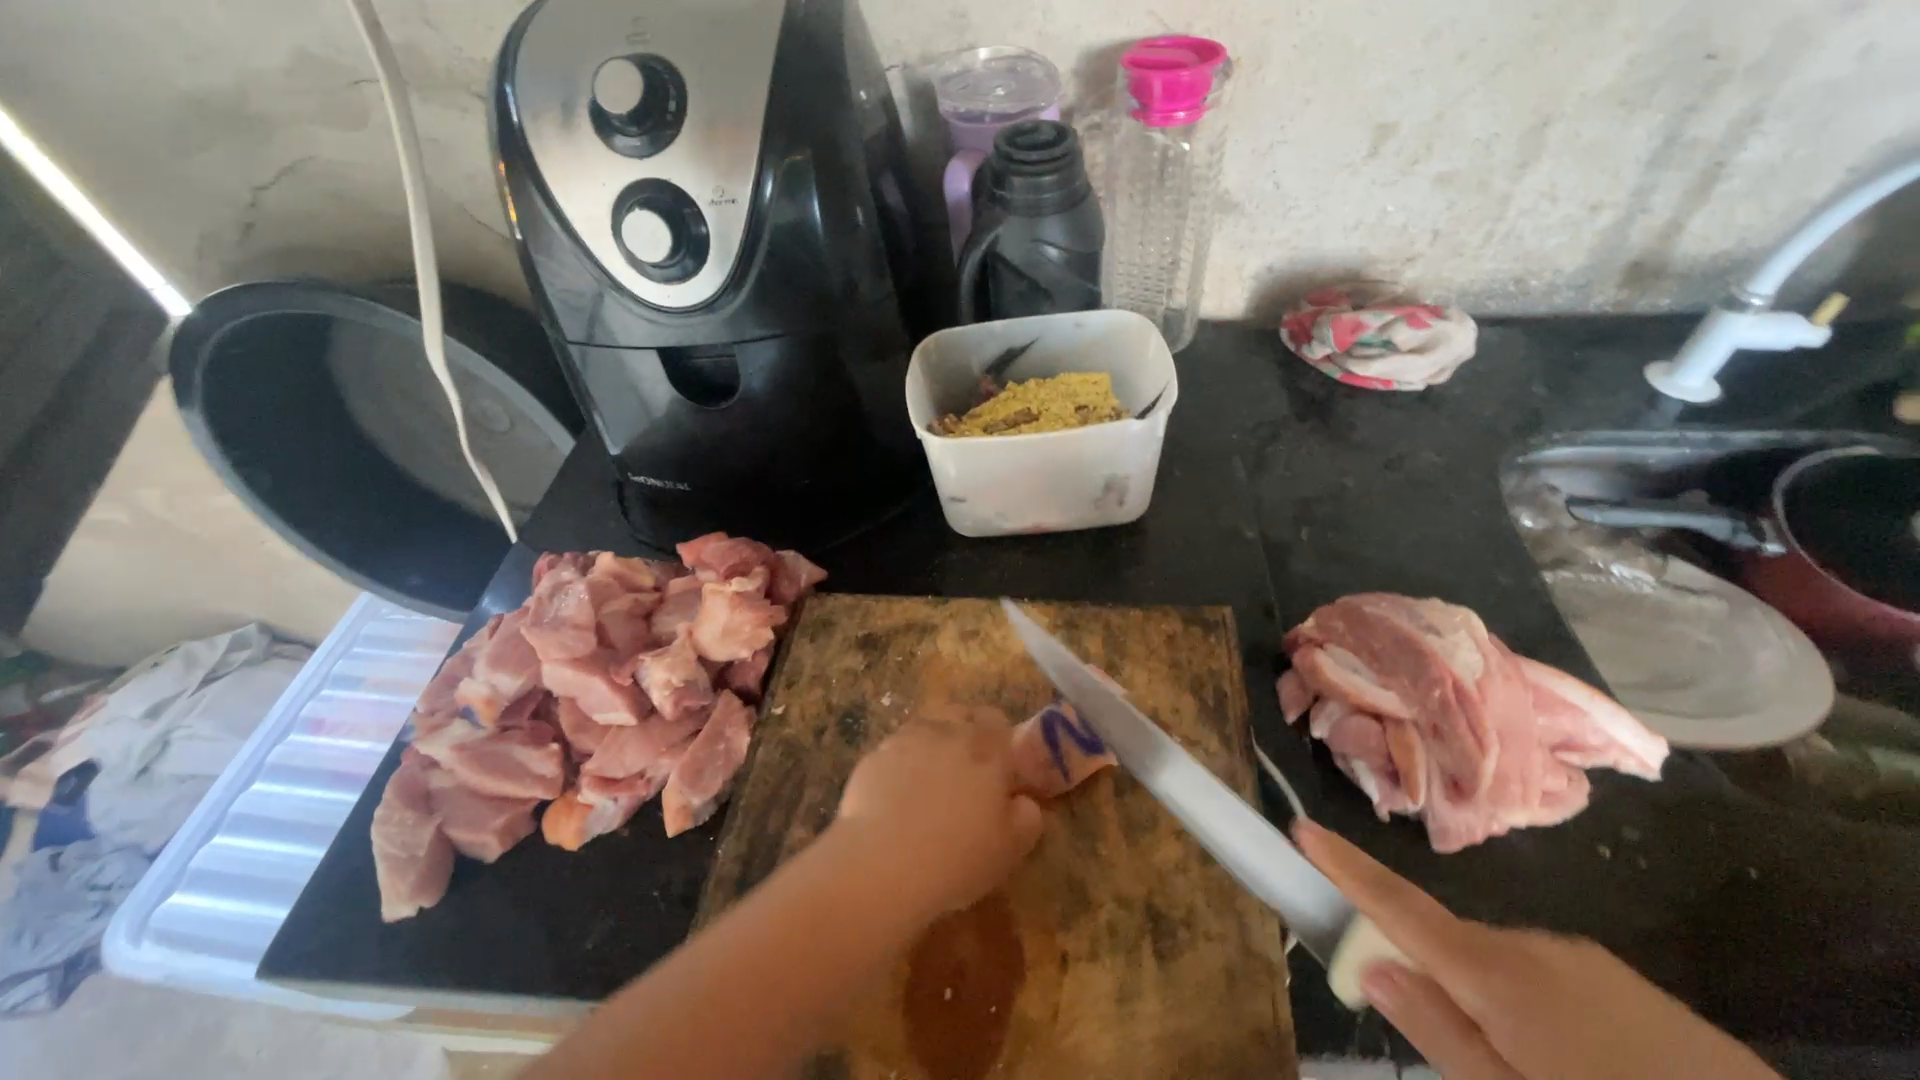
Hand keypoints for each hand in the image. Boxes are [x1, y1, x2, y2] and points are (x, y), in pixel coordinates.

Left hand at [835, 703, 1044, 920]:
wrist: (885, 865)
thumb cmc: (959, 857)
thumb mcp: (1012, 848)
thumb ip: (1028, 816)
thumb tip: (1024, 801)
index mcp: (988, 750)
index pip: (996, 720)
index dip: (998, 738)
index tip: (997, 767)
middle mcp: (947, 733)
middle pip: (958, 713)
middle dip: (963, 732)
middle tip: (964, 770)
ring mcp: (905, 741)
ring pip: (924, 727)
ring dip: (930, 743)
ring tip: (928, 780)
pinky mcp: (872, 757)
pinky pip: (893, 750)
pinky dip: (899, 763)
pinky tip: (896, 795)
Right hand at [1295, 820, 1779, 1079]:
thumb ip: (1440, 1032)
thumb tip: (1375, 966)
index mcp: (1497, 976)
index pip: (1400, 907)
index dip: (1347, 867)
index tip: (1301, 827)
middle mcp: (1533, 947)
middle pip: (1445, 940)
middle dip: (1418, 968)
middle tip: (1432, 1041)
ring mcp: (1581, 959)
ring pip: (1493, 963)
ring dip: (1475, 996)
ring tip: (1509, 1071)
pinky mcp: (1619, 981)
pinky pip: (1538, 976)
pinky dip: (1519, 1004)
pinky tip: (1561, 1066)